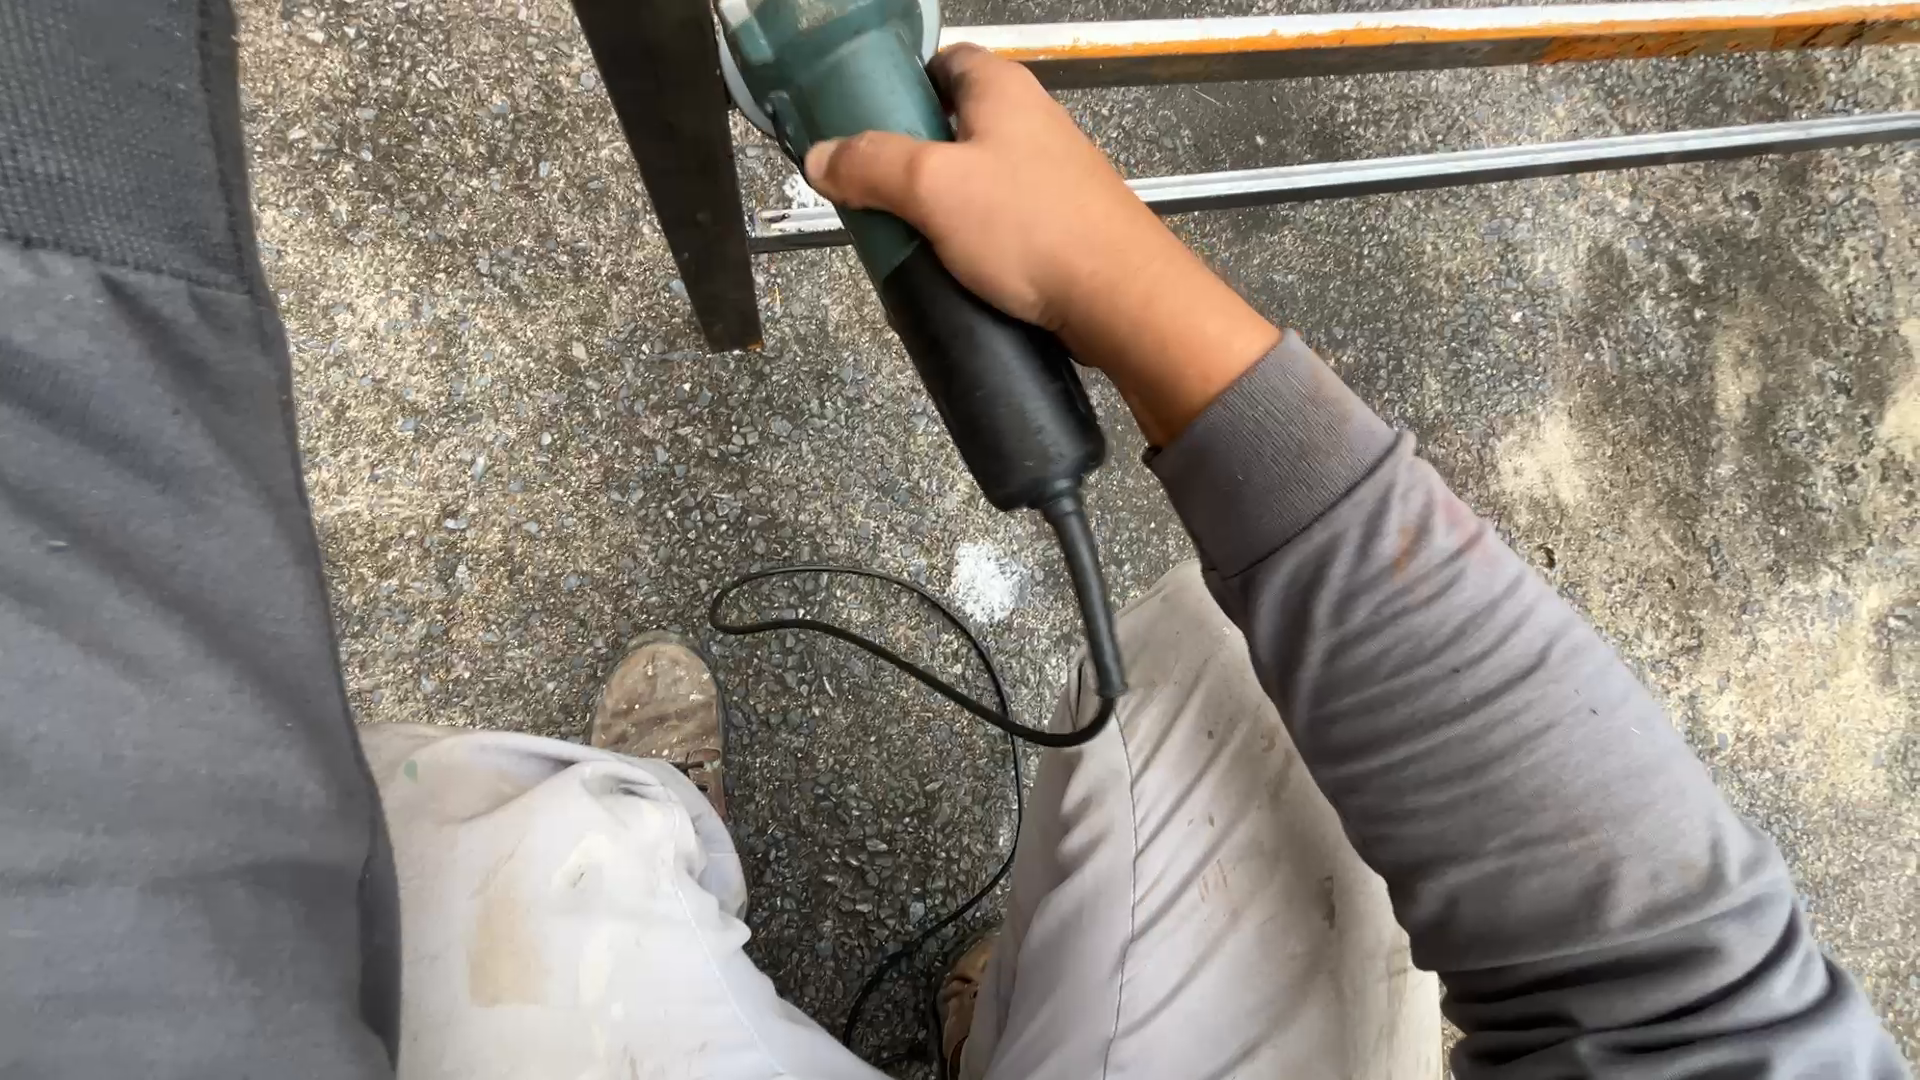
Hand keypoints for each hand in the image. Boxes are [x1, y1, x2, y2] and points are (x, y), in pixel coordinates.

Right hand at [804, 45, 1279, 444]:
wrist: (1116, 298)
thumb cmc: (1027, 227)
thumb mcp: (932, 187)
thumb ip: (871, 166)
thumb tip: (818, 158)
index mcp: (1001, 88)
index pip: (939, 63)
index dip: (896, 89)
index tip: (864, 131)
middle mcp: (1029, 122)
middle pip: (950, 129)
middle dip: (908, 164)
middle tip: (876, 202)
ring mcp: (1049, 179)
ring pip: (973, 185)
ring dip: (937, 213)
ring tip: (908, 246)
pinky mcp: (1058, 228)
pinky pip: (998, 227)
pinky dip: (970, 245)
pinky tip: (952, 274)